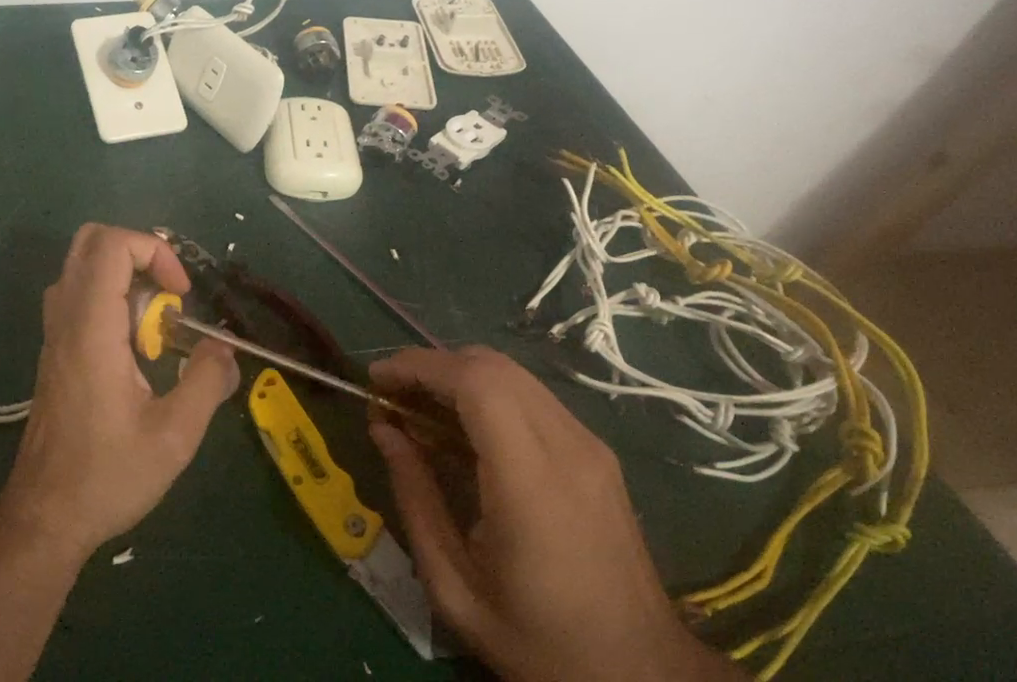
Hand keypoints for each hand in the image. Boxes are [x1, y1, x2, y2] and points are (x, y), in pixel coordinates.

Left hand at [0, 224, 239, 558]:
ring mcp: (54, 335)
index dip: (154, 250)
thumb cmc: (107, 476)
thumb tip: (225, 348)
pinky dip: (111, 299)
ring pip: (80, 268)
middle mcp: (66, 320)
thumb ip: (205, 383)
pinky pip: (77, 297)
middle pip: (90, 242)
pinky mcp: (54, 353)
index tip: (182, 294)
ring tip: (156, 325)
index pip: (110, 245)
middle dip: (139, 254)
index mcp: (91, 329)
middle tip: (170, 296)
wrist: (45, 516)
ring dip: (125, 277)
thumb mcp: (174, 436)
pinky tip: (135, 349)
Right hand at [369, 347, 743, 681]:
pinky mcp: (598, 455)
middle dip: (433, 366)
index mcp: (531, 482)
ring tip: (419, 412)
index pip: (476, 382)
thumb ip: (415, 499)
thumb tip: (385, 432)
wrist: (641, 674)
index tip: (375, 380)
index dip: (419, 367)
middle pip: (493, 366)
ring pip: (514, 375)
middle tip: (392, 397)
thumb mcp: (454, 587)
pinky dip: (488, 396)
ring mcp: (590, 447)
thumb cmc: (538, 640)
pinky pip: (533, 399)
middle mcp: (568, 447)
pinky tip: (462, 432)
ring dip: (459, 378)